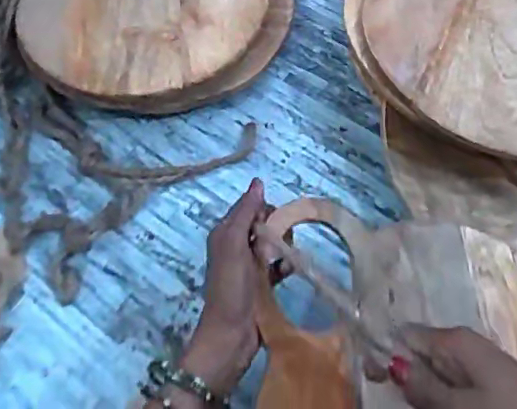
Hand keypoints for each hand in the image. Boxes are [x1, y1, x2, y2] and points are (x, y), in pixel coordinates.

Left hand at [177, 180, 273, 398]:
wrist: (231, 335)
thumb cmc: (230, 285)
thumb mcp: (234, 242)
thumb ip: (246, 211)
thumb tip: (258, 181)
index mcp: (225, 231)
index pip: (250, 207)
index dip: (265, 211)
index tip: (275, 222)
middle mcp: (235, 244)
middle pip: (263, 224)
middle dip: (276, 229)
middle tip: (280, 244)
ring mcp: (249, 265)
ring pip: (272, 244)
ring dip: (282, 247)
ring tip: (286, 259)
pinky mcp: (261, 283)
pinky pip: (277, 265)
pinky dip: (284, 265)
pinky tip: (290, 271)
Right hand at [363, 326, 516, 407]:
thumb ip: (425, 388)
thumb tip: (392, 362)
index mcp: (455, 340)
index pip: (406, 334)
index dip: (386, 353)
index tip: (370, 377)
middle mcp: (466, 346)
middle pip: (422, 357)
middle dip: (410, 382)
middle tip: (406, 407)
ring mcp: (482, 369)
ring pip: (440, 379)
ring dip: (430, 399)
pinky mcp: (494, 391)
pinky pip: (458, 391)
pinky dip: (448, 402)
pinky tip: (444, 408)